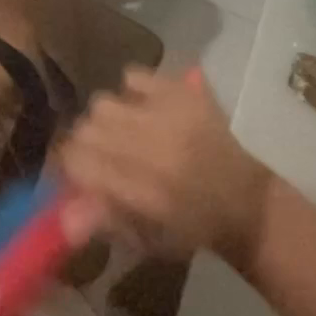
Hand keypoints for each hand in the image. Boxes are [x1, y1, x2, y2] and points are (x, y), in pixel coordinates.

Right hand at [57, 68, 274, 264]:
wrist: (249, 205)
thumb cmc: (192, 229)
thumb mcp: (145, 239)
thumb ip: (102, 218)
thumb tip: (66, 210)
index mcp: (140, 192)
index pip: (77, 162)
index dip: (69, 165)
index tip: (75, 172)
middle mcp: (150, 150)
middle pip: (85, 130)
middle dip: (86, 144)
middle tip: (100, 154)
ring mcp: (167, 117)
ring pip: (102, 103)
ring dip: (107, 119)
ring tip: (122, 130)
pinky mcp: (183, 94)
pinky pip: (135, 76)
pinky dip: (132, 90)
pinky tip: (142, 108)